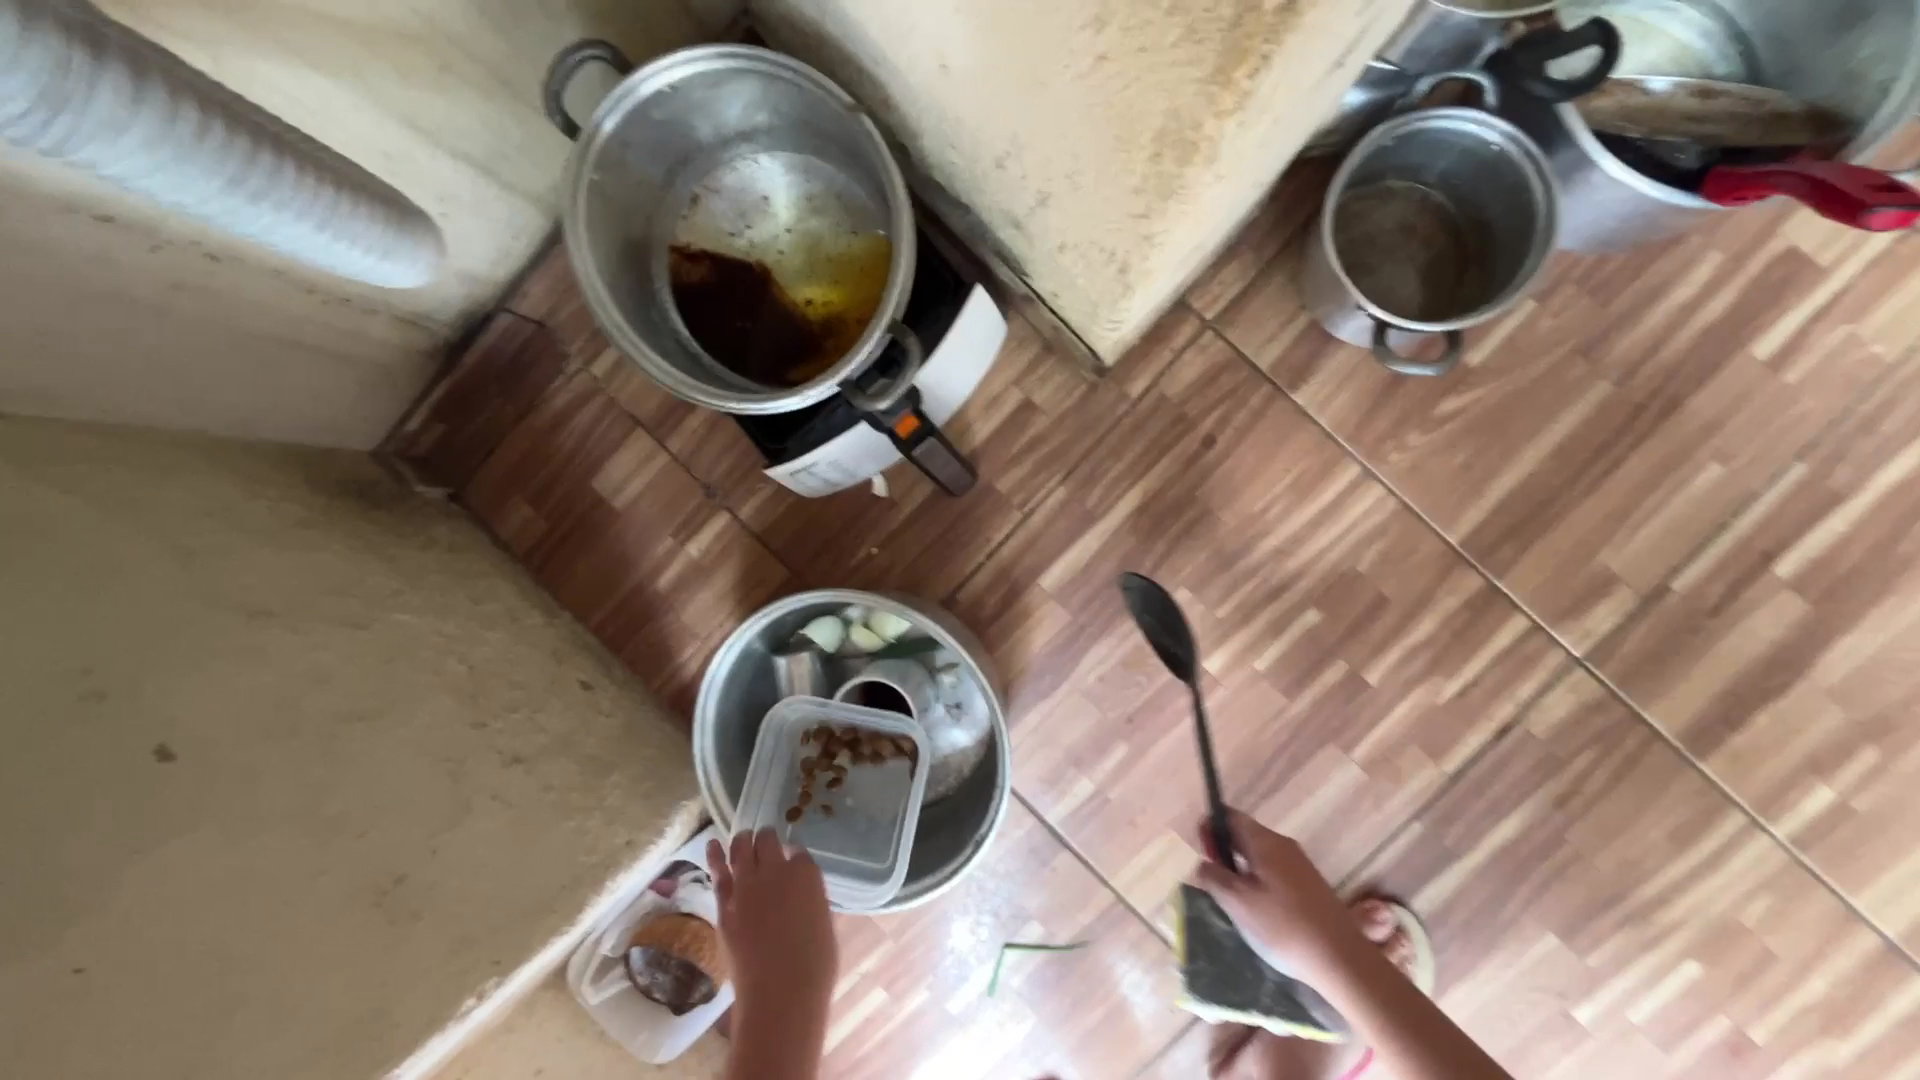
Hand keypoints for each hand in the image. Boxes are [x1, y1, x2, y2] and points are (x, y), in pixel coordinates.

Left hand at [708, 829, 837, 1010]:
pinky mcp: (725, 905)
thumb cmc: (815, 964)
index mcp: (806, 873)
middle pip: (767, 841)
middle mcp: (775, 870)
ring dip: (742, 840)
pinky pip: (718, 874)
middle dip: (767, 839)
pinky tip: (712, 844)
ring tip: (743, 837)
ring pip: (741, 849)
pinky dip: (715, 856)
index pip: (798, 852)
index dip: (794, 856)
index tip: (793, 861)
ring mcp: (747, 886)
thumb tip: (801, 897)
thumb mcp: (823, 922)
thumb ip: (810, 900)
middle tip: (767, 841)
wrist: (780, 992)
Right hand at [1189, 809, 1368, 983]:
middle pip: (1244, 834)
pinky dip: (1256, 881)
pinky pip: (1273, 872)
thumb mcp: (1238, 903)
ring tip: (1226, 896)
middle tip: (1206, 878)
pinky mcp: (1309, 887)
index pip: (1230, 816)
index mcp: (1265, 842)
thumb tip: (1196, 862)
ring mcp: (1299, 866)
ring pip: (1258, 856)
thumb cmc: (1284, 927)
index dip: (1209, 826)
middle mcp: (1283, 846)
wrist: (1342, 961)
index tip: (1196, 850)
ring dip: (1238, 868)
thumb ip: (1212, 877)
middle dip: (1222, 850)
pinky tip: (1253, 909)